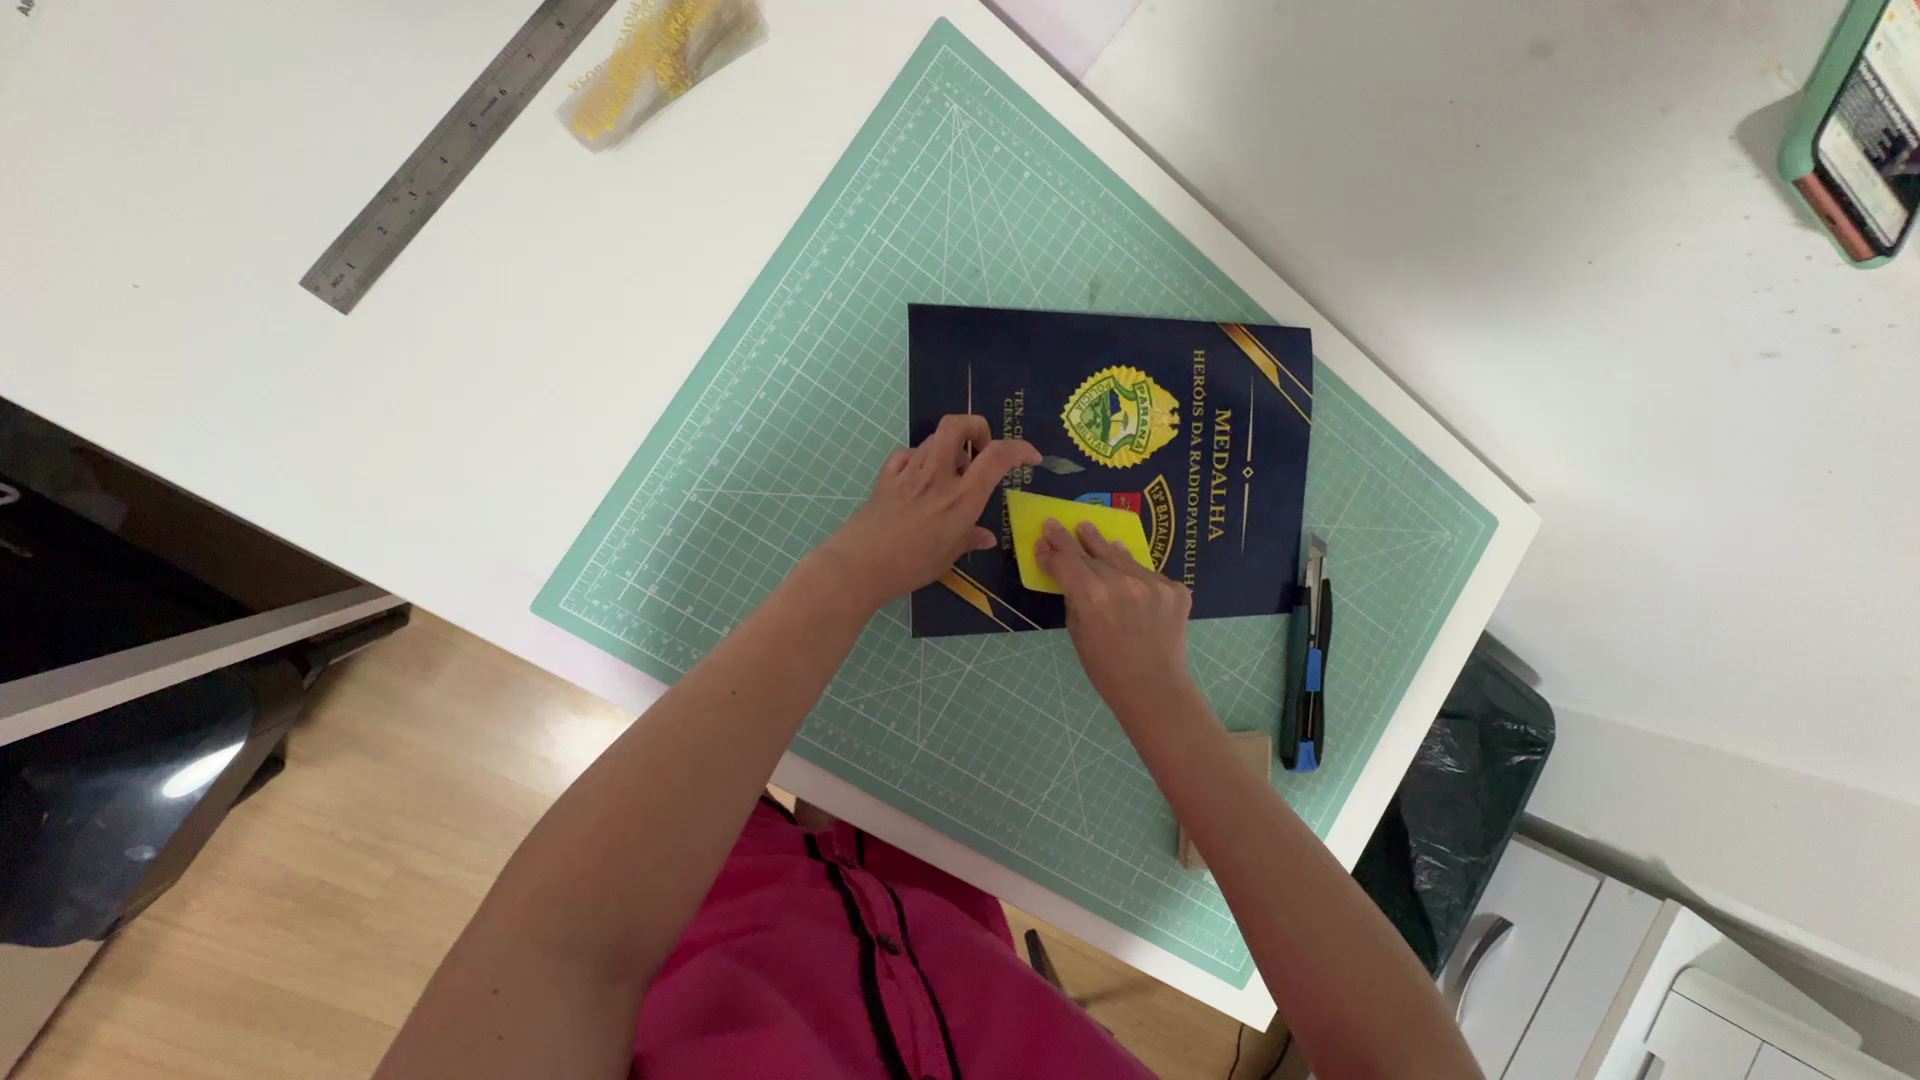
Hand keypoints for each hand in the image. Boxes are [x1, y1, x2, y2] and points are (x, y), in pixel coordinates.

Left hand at [814, 415, 1038, 612]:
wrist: (859, 565)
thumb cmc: (911, 566)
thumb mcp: (948, 557)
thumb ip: (969, 539)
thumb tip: (986, 537)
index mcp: (962, 497)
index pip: (998, 455)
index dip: (1020, 448)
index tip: (1030, 458)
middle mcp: (938, 475)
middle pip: (958, 424)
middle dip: (975, 427)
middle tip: (979, 451)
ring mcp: (909, 472)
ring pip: (933, 439)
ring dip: (948, 448)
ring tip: (950, 473)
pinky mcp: (886, 477)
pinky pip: (908, 455)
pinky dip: (919, 460)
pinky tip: (918, 479)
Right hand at [1036, 518, 1198, 714]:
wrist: (1154, 688)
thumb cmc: (1106, 667)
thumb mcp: (1077, 631)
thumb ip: (1072, 595)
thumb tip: (1063, 568)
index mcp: (1092, 596)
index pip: (1066, 561)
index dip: (1052, 549)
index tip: (1044, 536)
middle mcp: (1122, 582)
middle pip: (1091, 553)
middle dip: (1071, 540)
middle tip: (1058, 524)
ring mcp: (1153, 583)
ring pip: (1121, 557)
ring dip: (1103, 546)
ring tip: (1090, 530)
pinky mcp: (1175, 589)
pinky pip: (1147, 574)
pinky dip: (1134, 573)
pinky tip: (1127, 571)